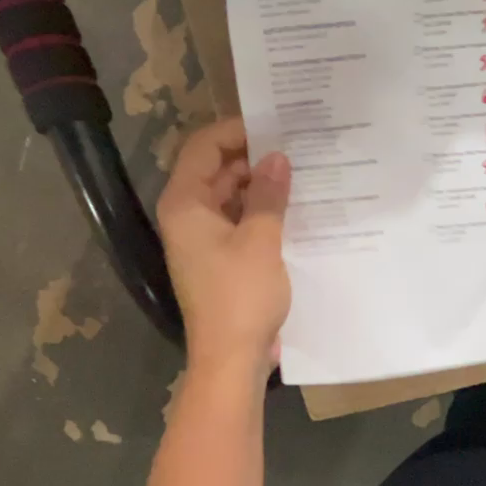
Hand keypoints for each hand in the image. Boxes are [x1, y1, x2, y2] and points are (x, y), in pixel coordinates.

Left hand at [157, 118, 292, 378]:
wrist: (231, 359)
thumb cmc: (241, 296)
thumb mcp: (261, 240)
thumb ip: (269, 196)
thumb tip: (278, 158)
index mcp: (185, 204)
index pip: (204, 147)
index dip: (237, 132)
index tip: (275, 127)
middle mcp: (187, 218)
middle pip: (216, 173)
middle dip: (253, 161)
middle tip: (296, 151)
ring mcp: (202, 244)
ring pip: (229, 202)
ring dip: (260, 191)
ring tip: (300, 179)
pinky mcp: (219, 266)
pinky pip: (237, 228)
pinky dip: (260, 218)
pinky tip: (292, 215)